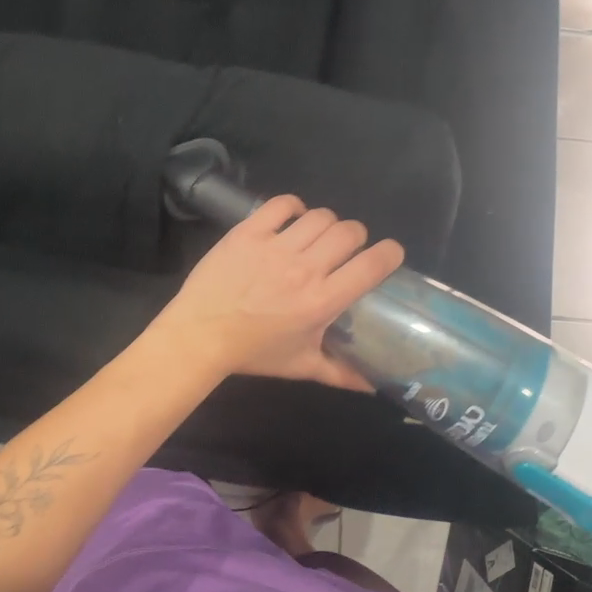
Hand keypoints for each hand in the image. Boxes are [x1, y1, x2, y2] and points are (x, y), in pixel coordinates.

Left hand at [146, 195, 403, 391]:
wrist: (201, 334)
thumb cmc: (253, 352)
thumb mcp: (302, 367)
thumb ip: (342, 374)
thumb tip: (375, 386)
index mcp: (322, 301)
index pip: (371, 265)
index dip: (390, 253)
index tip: (390, 253)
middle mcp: (304, 269)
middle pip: (348, 232)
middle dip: (356, 236)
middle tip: (347, 248)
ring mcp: (275, 247)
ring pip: (319, 216)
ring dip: (326, 223)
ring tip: (319, 235)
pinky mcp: (248, 232)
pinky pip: (280, 205)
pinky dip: (292, 207)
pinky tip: (292, 217)